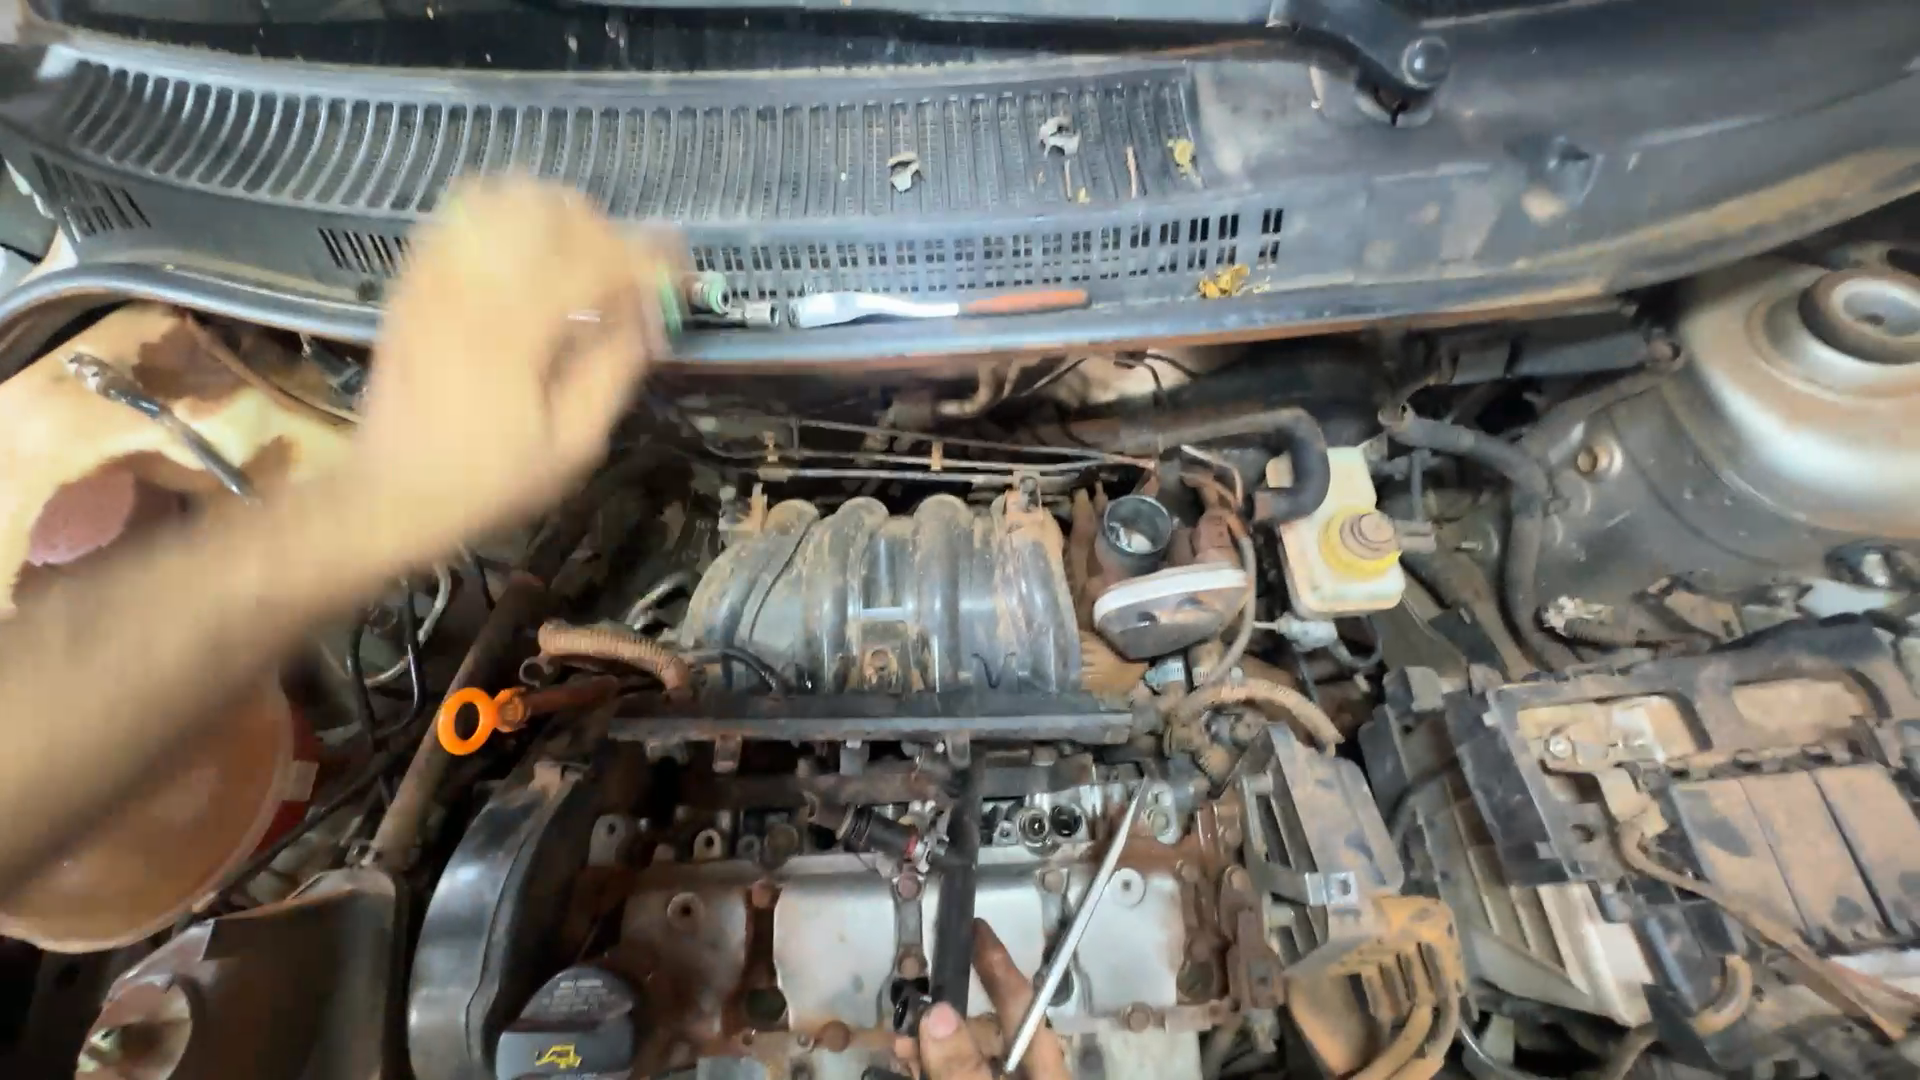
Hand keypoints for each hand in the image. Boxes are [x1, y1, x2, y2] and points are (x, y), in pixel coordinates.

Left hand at [345, 175, 682, 563]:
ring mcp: (433, 278)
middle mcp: (471, 287)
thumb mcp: (576, 443)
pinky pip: (458, 217)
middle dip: (605, 233)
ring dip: (556, 219)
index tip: (680, 270)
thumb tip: (646, 318)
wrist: (393, 492)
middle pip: (549, 211)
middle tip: (629, 276)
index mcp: (517, 331)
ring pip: (501, 198)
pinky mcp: (412, 282)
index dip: (648, 258)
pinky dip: (505, 220)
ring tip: (582, 258)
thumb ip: (614, 370)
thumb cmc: (495, 479)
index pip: (595, 260)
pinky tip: (529, 256)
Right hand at [905, 920, 1069, 1079]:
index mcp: (1046, 1067)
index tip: (977, 925)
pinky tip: (904, 1055)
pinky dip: (929, 1064)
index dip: (998, 962)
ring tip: (901, 1034)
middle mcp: (1026, 1072)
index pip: (1023, 1002)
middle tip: (925, 975)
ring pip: (966, 1052)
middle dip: (950, 1004)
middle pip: (988, 1027)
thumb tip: (938, 1013)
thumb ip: (964, 1066)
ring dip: (930, 1040)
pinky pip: (955, 1073)